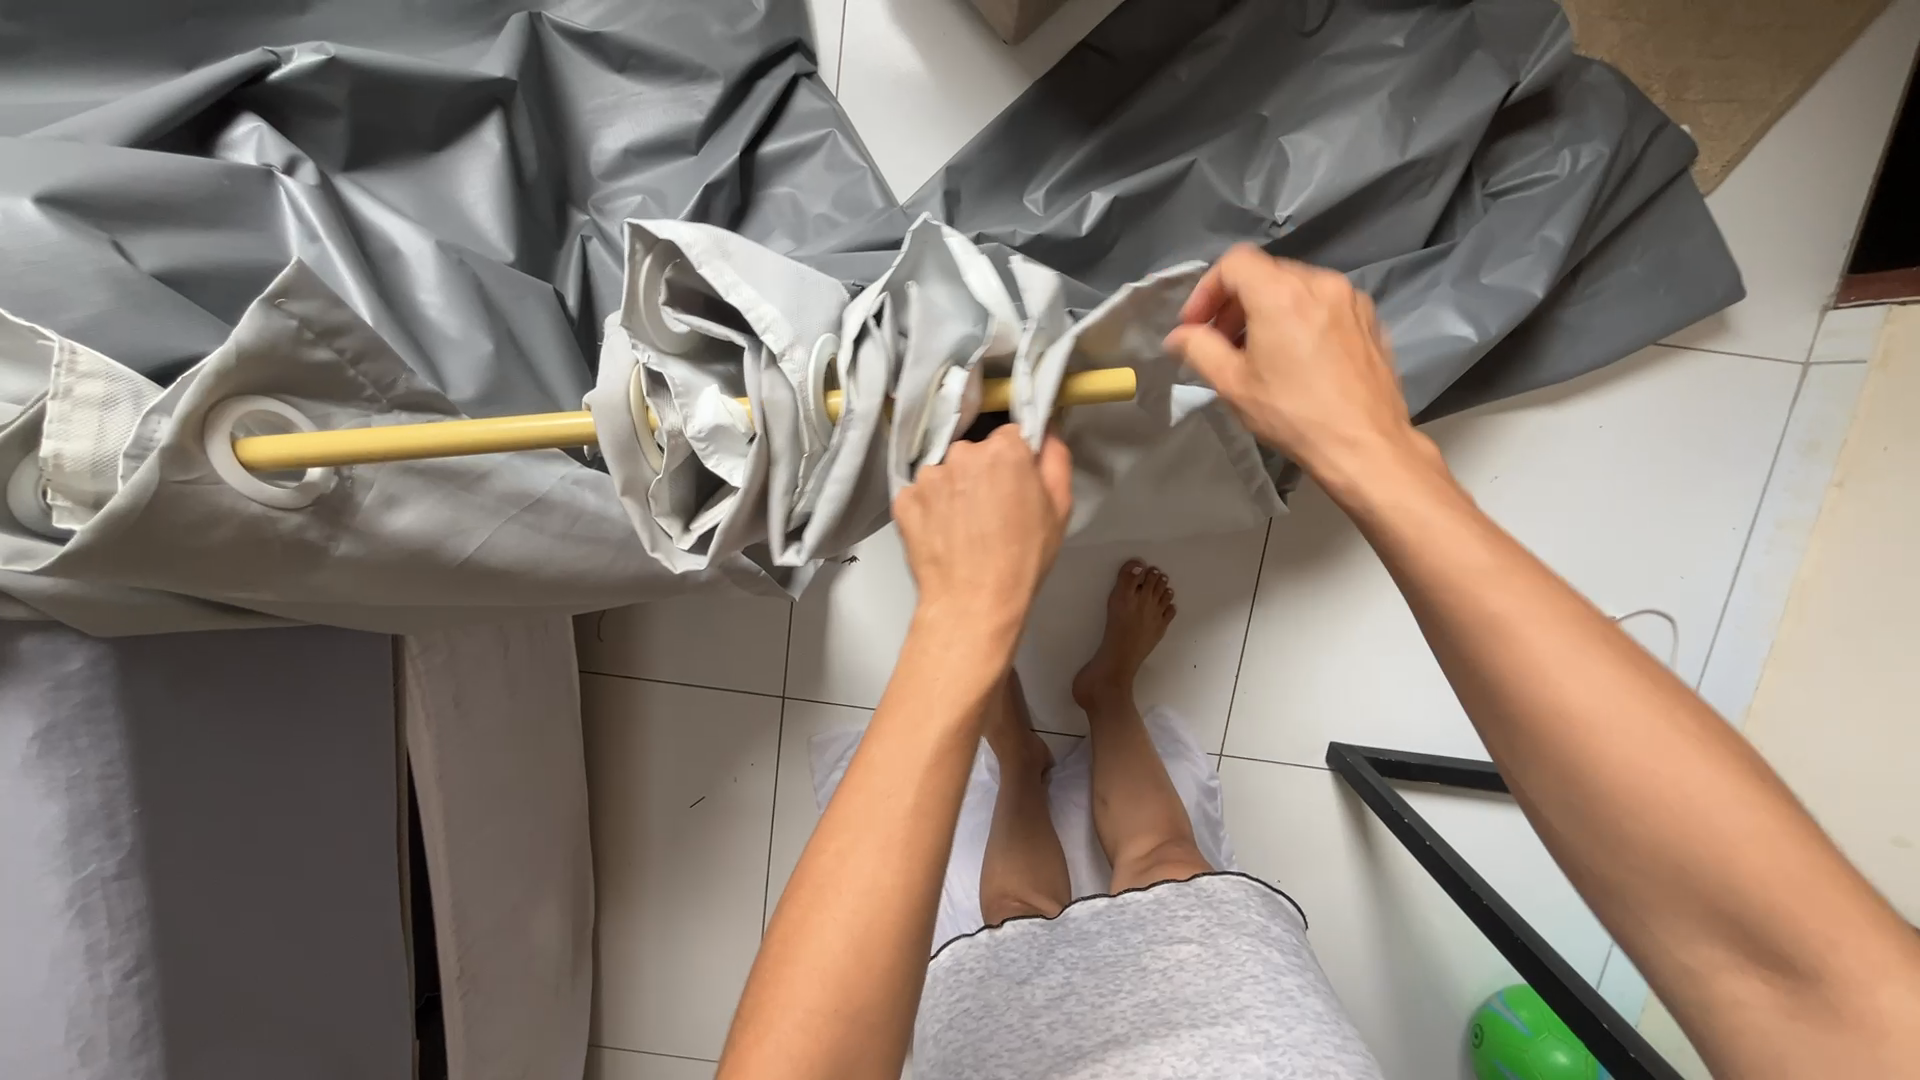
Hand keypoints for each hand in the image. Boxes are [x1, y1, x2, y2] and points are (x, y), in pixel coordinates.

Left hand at [892, 426, 1073, 639]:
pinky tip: (943, 536)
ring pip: (945, 474)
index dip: (1016, 462)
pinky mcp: (904, 500)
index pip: (1011, 436)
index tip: (1016, 486)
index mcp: (1004, 449)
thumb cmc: (1024, 558)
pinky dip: (930, 511)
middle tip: (991, 513)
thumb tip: (1047, 429)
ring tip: (964, 529)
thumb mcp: (1060, 507)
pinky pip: (920, 496)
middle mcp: (962, 453)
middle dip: (982, 474)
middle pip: (975, 453)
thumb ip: (1056, 458)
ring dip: (954, 491)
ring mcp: (928, 476)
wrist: (973, 602)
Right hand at [1164, 245, 1432, 487]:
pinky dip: (1297, 318)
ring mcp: (1350, 298)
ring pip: (1294, 287)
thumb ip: (1198, 349)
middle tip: (1219, 343)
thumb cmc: (1292, 414)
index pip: (1234, 263)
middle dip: (1233, 303)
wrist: (1364, 443)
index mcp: (1281, 294)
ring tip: (1255, 352)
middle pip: (1264, 272)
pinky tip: (1292, 357)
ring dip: (1265, 310)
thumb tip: (1178, 336)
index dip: (1206, 290)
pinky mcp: (1369, 318)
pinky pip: (1321, 303)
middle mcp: (1319, 283)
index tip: (1196, 326)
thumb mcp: (1232, 384)